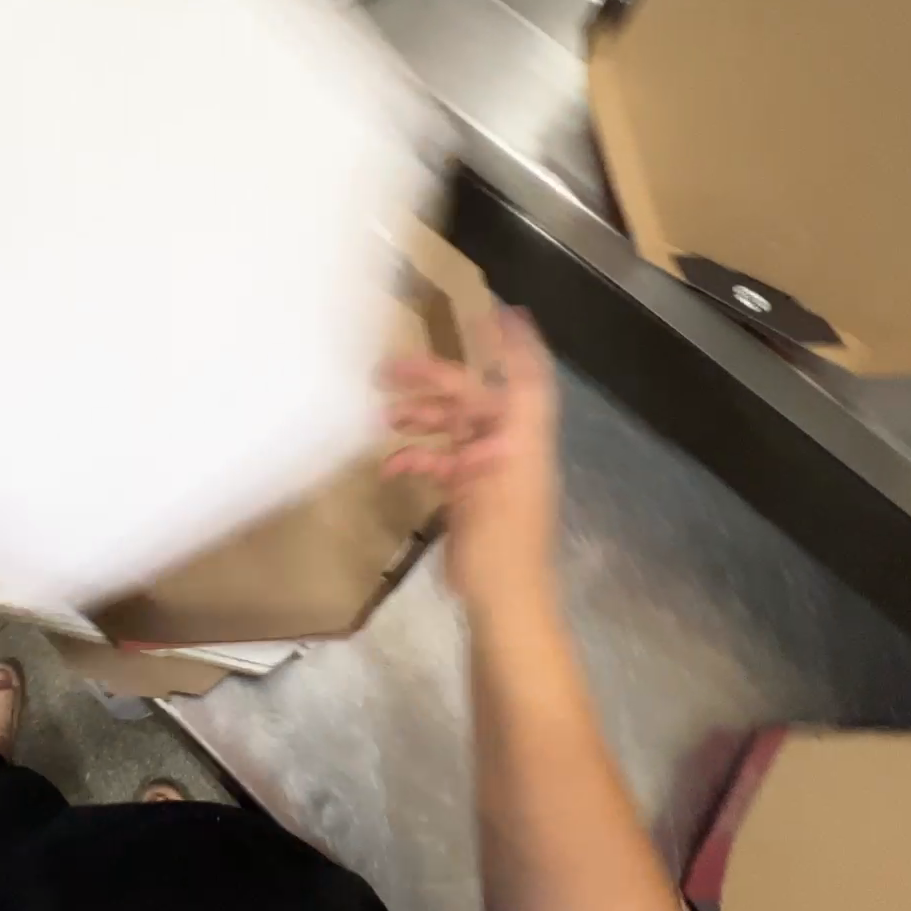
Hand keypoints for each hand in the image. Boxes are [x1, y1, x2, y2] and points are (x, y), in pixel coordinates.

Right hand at [381, 307, 558, 602]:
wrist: (505, 599)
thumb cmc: (501, 549)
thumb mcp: (494, 494)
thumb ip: (491, 449)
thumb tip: (490, 415)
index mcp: (521, 440)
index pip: (526, 380)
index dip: (517, 344)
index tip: (498, 311)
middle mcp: (507, 445)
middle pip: (472, 398)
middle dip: (434, 379)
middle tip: (390, 367)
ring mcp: (487, 467)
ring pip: (452, 426)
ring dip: (420, 416)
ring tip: (384, 413)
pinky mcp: (469, 489)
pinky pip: (440, 460)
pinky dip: (416, 457)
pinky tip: (390, 467)